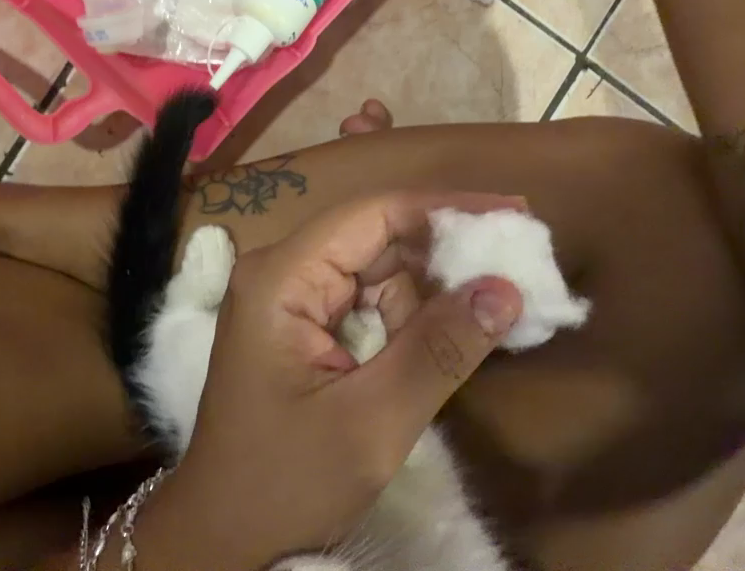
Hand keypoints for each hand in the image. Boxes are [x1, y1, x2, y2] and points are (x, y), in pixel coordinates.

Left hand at [130, 192, 525, 570]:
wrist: (227, 536)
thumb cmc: (289, 481)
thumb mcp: (373, 421)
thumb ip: (439, 349)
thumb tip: (506, 285)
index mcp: (282, 276)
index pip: (372, 215)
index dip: (445, 208)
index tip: (515, 212)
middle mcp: (281, 271)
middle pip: (376, 239)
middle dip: (444, 255)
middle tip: (517, 267)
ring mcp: (289, 298)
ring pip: (376, 271)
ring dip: (431, 292)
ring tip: (489, 310)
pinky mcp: (301, 326)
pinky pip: (365, 302)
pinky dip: (409, 317)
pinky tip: (448, 335)